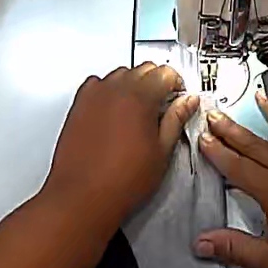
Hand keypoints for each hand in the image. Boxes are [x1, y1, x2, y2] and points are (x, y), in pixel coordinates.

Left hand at [42, 63, 199, 225]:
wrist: (82, 198)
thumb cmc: (120, 182)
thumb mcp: (161, 151)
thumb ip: (177, 119)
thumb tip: (187, 102)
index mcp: (141, 96)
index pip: (166, 73)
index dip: (177, 84)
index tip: (178, 97)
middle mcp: (117, 89)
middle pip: (144, 69)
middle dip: (157, 82)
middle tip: (162, 106)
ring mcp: (95, 94)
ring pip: (121, 74)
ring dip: (133, 85)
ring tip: (137, 112)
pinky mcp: (79, 104)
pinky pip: (98, 85)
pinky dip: (108, 91)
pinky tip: (113, 112)